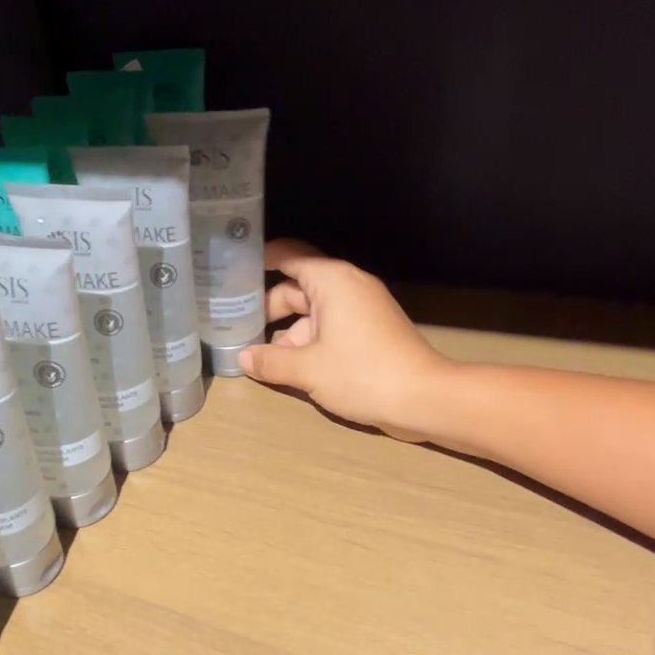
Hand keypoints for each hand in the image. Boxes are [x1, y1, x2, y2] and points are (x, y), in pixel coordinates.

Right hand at [239, 240, 446, 439]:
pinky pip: (327, 330)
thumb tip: (242, 357)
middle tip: (231, 326)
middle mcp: (345, 288)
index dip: (259, 259)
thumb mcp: (308, 369)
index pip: (288, 255)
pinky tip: (283, 367)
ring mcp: (359, 311)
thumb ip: (271, 361)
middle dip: (265, 308)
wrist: (424, 399)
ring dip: (284, 333)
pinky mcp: (367, 334)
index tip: (230, 269)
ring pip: (310, 314)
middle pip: (295, 288)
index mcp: (331, 281)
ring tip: (251, 355)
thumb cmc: (363, 373)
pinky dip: (305, 343)